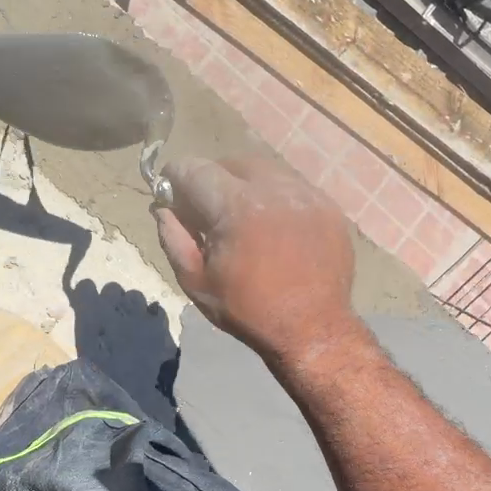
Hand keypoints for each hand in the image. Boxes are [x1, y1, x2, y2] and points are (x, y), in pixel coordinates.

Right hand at [153, 156, 357, 363]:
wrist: (312, 328)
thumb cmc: (248, 310)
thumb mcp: (196, 282)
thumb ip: (174, 238)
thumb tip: (162, 208)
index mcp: (237, 207)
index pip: (195, 169)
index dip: (175, 175)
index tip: (167, 189)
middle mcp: (274, 189)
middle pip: (231, 162)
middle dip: (211, 178)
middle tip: (204, 208)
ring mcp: (306, 194)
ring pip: (264, 170)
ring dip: (243, 184)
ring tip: (240, 216)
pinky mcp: (328, 206)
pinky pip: (292, 186)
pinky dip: (273, 196)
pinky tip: (271, 225)